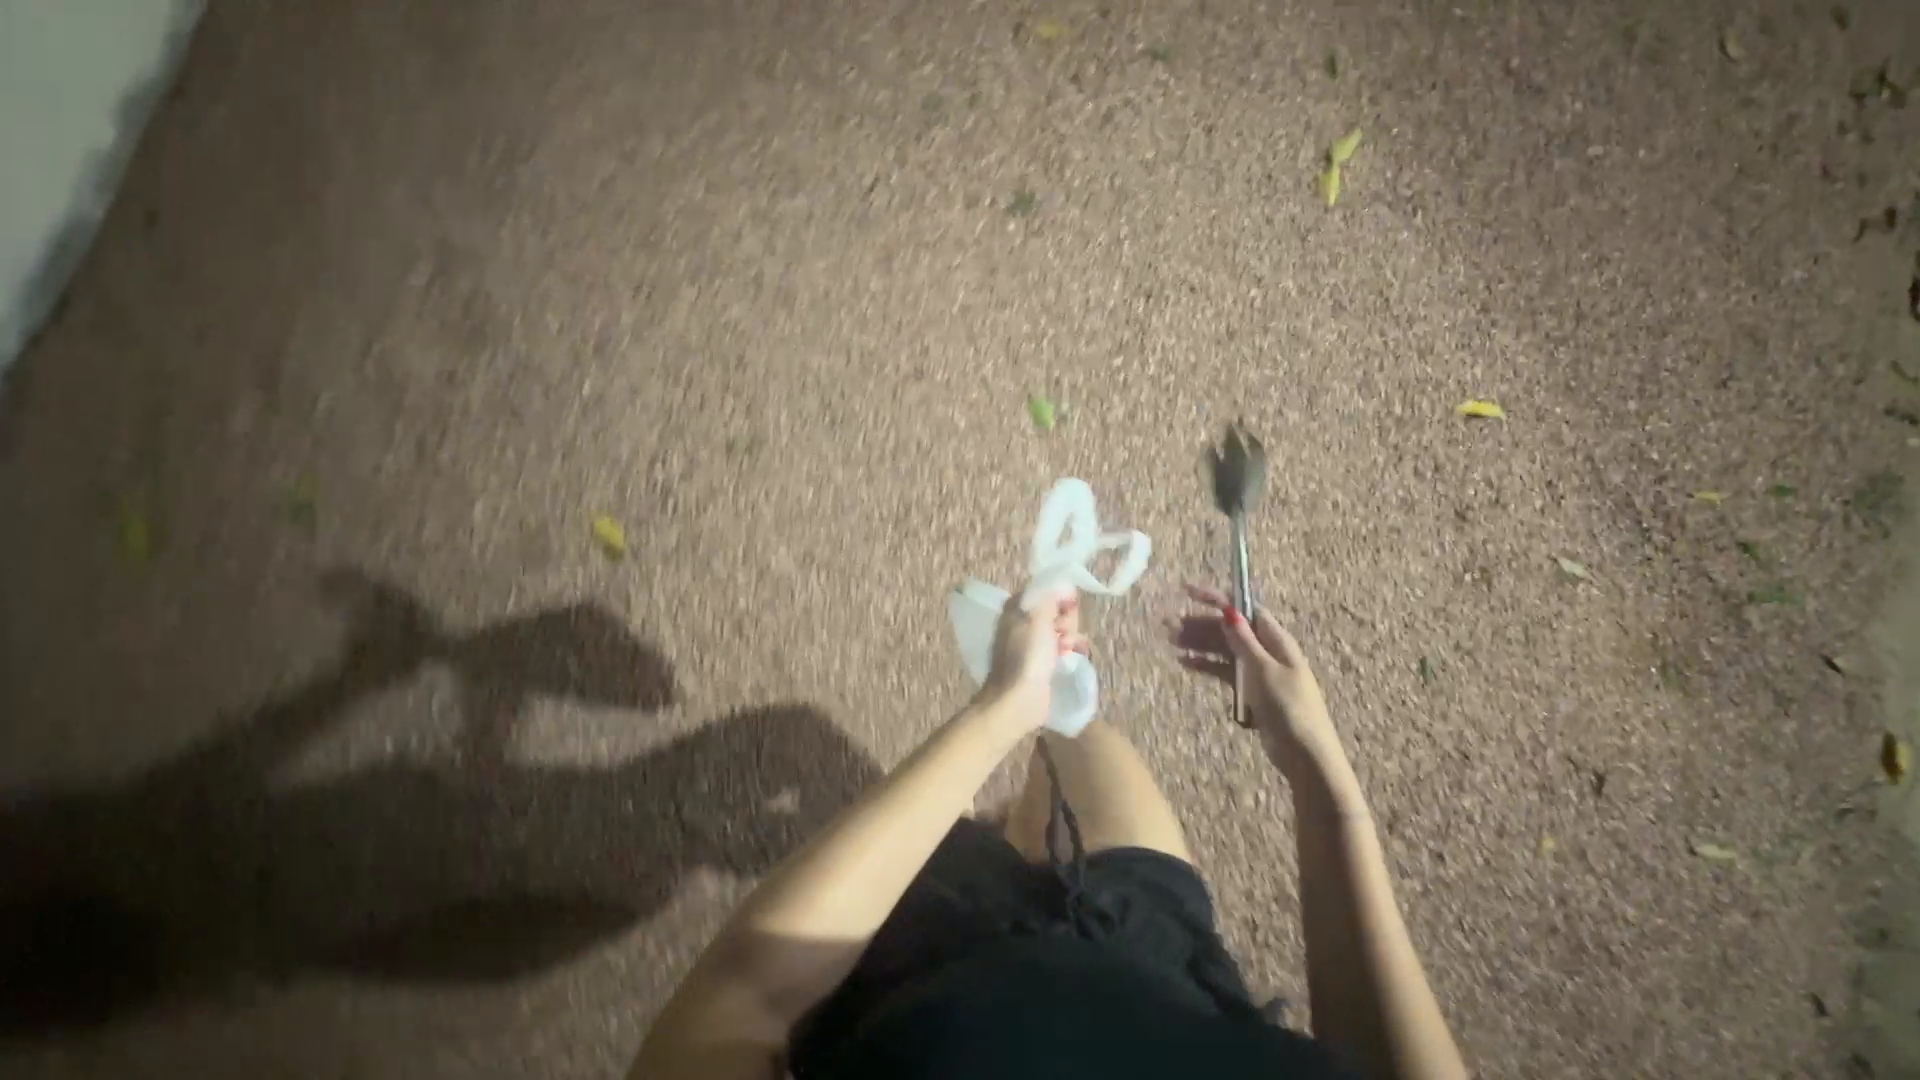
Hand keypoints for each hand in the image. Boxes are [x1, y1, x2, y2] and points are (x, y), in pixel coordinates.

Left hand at [974, 586, 1089, 727]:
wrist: (1020, 699)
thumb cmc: (1027, 656)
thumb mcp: (1037, 618)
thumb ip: (1049, 597)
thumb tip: (1061, 586)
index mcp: (1017, 608)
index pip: (1045, 590)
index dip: (1060, 597)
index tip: (1066, 607)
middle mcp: (1023, 622)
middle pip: (1056, 609)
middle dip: (1066, 619)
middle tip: (1061, 632)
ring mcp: (1033, 643)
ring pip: (1062, 628)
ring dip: (1070, 635)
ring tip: (1066, 648)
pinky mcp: (1043, 661)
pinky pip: (1062, 646)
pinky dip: (1070, 648)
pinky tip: (1074, 655)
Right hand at [1166, 583, 1339, 774]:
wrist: (1303, 752)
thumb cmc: (1288, 706)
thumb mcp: (1264, 670)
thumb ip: (1245, 641)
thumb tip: (1230, 610)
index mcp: (1275, 640)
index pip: (1243, 609)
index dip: (1217, 598)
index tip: (1188, 591)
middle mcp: (1266, 650)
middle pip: (1229, 629)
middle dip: (1200, 622)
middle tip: (1168, 623)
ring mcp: (1257, 671)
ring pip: (1223, 649)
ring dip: (1198, 643)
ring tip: (1170, 640)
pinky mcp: (1250, 691)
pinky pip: (1224, 671)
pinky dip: (1206, 665)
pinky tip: (1185, 663)